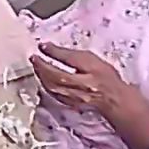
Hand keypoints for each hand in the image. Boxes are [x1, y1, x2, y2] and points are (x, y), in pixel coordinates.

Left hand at [30, 43, 148, 148]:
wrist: (115, 99)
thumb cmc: (106, 77)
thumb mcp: (91, 61)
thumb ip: (71, 55)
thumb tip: (48, 46)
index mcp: (91, 73)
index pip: (70, 60)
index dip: (54, 52)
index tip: (42, 46)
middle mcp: (82, 86)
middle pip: (56, 76)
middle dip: (42, 67)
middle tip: (33, 57)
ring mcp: (75, 96)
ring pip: (52, 86)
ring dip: (41, 75)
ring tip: (37, 66)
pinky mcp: (70, 102)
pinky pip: (54, 93)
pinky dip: (46, 84)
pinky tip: (43, 78)